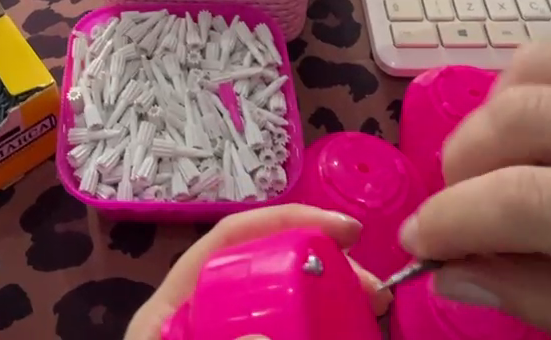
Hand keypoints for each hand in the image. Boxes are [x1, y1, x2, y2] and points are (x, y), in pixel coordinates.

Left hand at [126, 205, 390, 339]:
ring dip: (332, 306)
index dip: (285, 221)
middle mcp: (202, 313)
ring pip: (290, 310)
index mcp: (174, 303)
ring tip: (375, 313)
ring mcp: (228, 330)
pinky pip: (297, 332)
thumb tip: (263, 336)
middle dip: (323, 267)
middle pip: (268, 270)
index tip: (345, 228)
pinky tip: (352, 331)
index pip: (230, 237)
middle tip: (376, 290)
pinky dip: (325, 330)